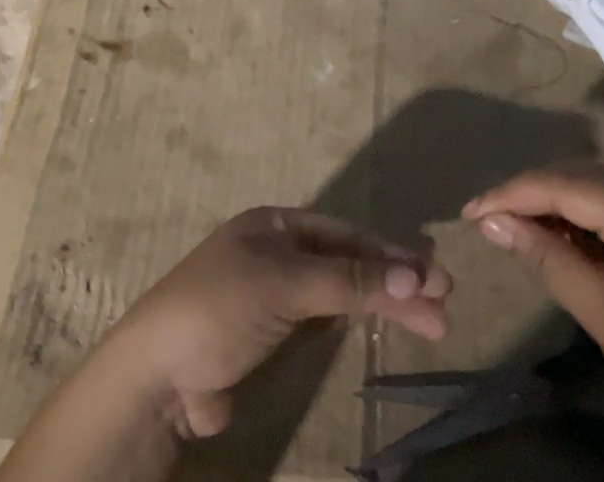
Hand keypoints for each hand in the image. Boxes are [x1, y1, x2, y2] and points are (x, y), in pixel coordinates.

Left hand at [101, 207, 452, 438]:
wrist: (159, 377)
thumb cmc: (217, 311)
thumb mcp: (283, 285)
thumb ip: (349, 282)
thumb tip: (415, 277)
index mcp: (273, 226)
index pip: (345, 235)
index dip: (391, 255)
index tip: (435, 278)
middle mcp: (276, 253)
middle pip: (348, 263)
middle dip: (395, 283)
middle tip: (444, 306)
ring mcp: (274, 294)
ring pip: (341, 293)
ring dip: (383, 305)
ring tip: (431, 324)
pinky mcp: (272, 334)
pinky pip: (323, 320)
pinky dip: (354, 323)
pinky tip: (383, 328)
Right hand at [463, 164, 603, 424]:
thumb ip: (548, 261)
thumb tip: (492, 222)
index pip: (565, 186)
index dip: (511, 194)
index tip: (469, 213)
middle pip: (578, 174)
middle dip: (526, 191)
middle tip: (484, 218)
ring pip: (592, 178)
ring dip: (548, 195)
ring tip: (510, 221)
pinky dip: (575, 204)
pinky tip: (554, 227)